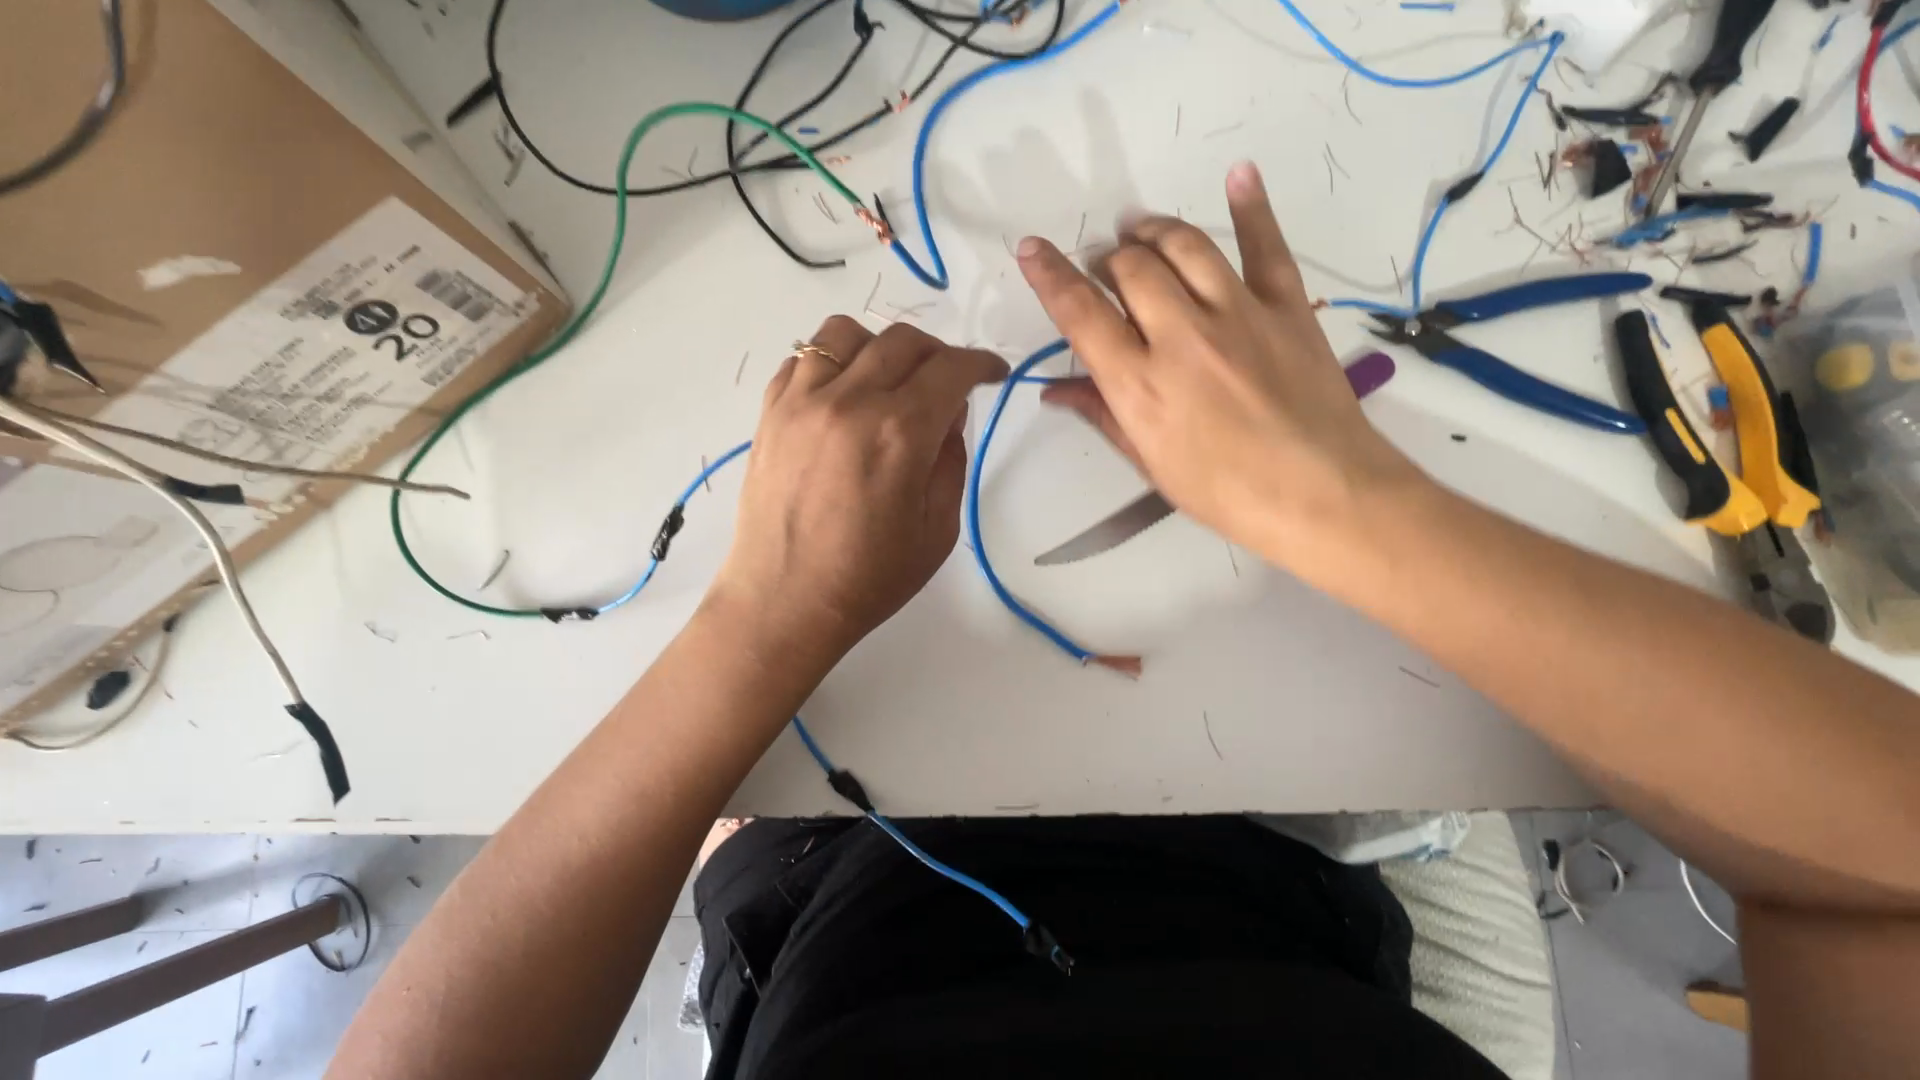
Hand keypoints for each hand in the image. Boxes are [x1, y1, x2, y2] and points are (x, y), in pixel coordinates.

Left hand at [708, 318, 1008, 668]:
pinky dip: (832, 364)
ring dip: (879, 348)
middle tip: (946, 384)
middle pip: (904, 341)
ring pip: (846, 333)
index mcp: (900, 433)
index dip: (981, 364)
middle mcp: (850, 402)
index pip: (951, 369)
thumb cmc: (868, 579)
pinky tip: (842, 397)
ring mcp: (802, 402)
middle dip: (938, 355)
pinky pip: (803, 359)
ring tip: (888, 381)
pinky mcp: (770, 413)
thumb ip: (950, 461)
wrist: (784, 603)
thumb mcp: (937, 530)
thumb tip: (947, 414)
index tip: (991, 373)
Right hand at [1014, 161, 1426, 580]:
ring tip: (1140, 231)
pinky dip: (1251, 206)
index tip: (1032, 249)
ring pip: (1185, 246)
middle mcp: (1181, 336)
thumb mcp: (1151, 463)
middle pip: (1130, 269)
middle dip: (1108, 261)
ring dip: (1154, 231)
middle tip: (1108, 272)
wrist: (1322, 494)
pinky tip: (1239, 174)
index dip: (1050, 276)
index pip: (1081, 314)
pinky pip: (1265, 245)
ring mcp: (1238, 313)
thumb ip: (1103, 415)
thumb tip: (1056, 390)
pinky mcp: (1286, 306)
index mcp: (1140, 383)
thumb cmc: (1226, 492)